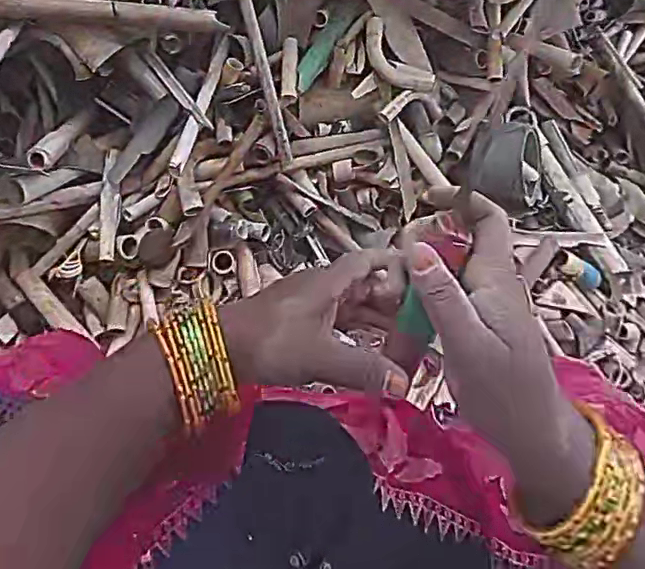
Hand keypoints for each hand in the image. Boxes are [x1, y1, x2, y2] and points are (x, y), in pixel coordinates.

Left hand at [219, 248, 409, 395]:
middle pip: (365, 284)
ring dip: (376, 320)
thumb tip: (405, 383)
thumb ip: (363, 368)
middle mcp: (322, 286)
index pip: (368, 260)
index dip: (394, 264)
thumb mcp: (320, 355)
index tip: (422, 275)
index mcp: (329, 281)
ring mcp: (310, 304)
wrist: (221, 348)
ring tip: (405, 343)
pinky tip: (370, 353)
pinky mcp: (300, 322)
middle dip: (392, 300)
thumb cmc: (271, 341)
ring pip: (352, 305)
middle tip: (423, 322)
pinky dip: (357, 334)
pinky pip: (339, 321)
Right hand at [404, 187, 594, 526]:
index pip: (488, 218)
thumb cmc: (507, 393)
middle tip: (397, 262)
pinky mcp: (477, 323)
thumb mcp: (468, 344)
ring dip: (421, 275)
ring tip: (396, 293)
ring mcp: (485, 304)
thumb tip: (415, 247)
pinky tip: (408, 316)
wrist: (533, 438)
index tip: (427, 199)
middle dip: (425, 244)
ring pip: (448, 270)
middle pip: (458, 242)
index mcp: (496, 278)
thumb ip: (442, 296)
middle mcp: (492, 283)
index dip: (461, 199)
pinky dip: (425, 299)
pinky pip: (447, 296)